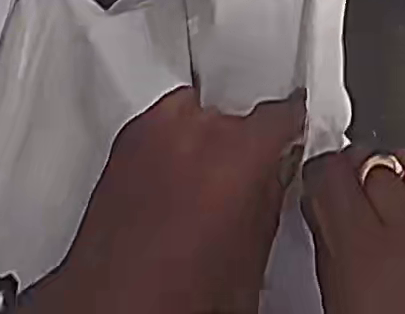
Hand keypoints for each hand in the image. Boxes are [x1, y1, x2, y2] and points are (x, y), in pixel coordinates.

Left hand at [30, 86, 305, 313]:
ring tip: (199, 182)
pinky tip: (170, 179)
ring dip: (205, 137)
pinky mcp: (130, 134)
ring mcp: (161, 126)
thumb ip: (271, 196)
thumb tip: (277, 173)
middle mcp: (201, 128)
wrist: (111, 310)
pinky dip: (172, 141)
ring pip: (200, 111)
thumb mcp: (251, 256)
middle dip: (243, 141)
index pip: (284, 112)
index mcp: (242, 153)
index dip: (293, 122)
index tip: (293, 128)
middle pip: (239, 113)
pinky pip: (166, 121)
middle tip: (239, 180)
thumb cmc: (174, 299)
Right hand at [301, 148, 404, 313]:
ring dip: (404, 184)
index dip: (324, 177)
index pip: (333, 175)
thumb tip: (327, 222)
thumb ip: (333, 259)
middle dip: (362, 176)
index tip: (322, 184)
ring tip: (397, 207)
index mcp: (365, 256)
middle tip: (356, 198)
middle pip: (376, 165)